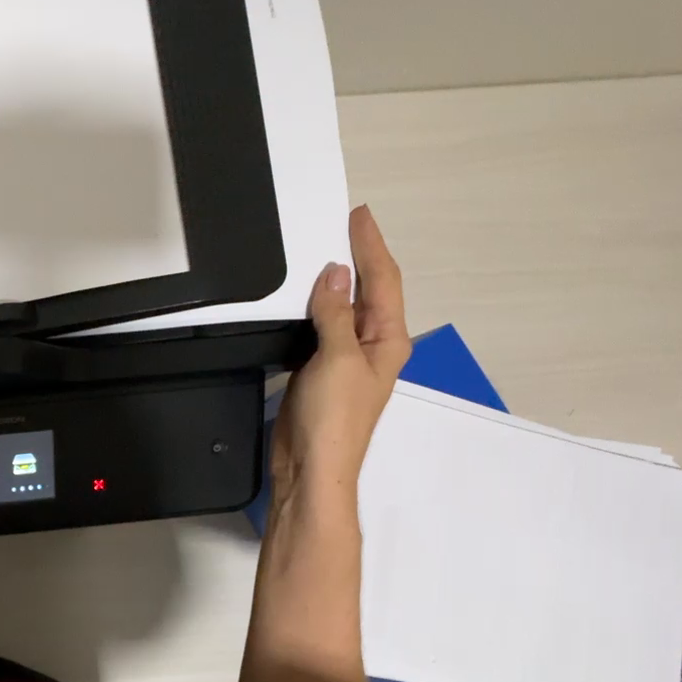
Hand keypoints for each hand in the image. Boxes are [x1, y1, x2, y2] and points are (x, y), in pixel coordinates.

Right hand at [269, 206, 410, 502]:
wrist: (311, 466)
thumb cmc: (333, 417)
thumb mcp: (338, 359)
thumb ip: (334, 315)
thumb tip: (333, 274)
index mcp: (386, 339)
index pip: (382, 281)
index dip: (371, 246)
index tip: (357, 215)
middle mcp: (370, 345)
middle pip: (365, 291)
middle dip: (355, 258)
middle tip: (337, 225)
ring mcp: (343, 360)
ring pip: (339, 310)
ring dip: (330, 283)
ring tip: (313, 254)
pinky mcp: (317, 373)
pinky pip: (317, 330)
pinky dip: (309, 310)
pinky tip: (295, 301)